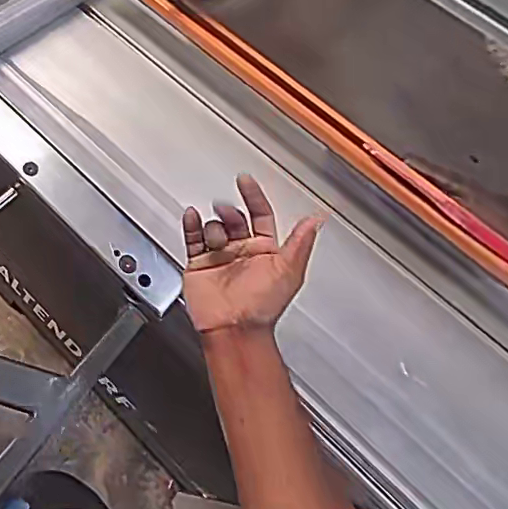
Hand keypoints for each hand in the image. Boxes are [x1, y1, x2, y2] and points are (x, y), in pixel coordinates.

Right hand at [182, 174, 321, 335]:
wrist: (233, 327)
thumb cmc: (262, 306)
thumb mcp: (289, 271)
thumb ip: (300, 242)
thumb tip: (317, 219)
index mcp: (265, 251)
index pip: (260, 215)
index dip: (253, 196)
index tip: (245, 181)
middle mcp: (241, 252)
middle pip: (234, 218)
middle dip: (230, 212)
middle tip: (227, 213)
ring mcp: (219, 256)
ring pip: (213, 227)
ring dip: (214, 226)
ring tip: (217, 239)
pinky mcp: (199, 263)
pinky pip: (192, 238)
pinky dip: (191, 225)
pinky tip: (192, 216)